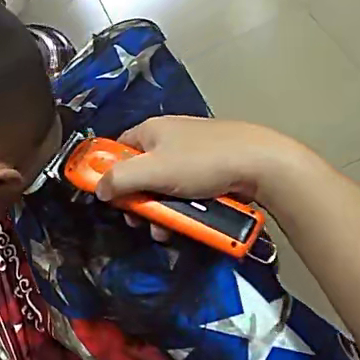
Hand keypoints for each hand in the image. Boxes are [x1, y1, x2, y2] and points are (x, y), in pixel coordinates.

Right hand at [93, 117, 311, 206]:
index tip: (108, 197)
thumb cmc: (204, 162)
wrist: (261, 165)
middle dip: (139, 202)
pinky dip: (184, 210)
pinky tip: (188, 224)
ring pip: (164, 189)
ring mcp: (192, 157)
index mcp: (152, 130)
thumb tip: (98, 189)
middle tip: (141, 220)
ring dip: (162, 212)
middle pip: (140, 174)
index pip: (117, 149)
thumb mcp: (153, 170)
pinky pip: (187, 194)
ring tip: (166, 229)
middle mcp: (170, 139)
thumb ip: (120, 179)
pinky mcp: (211, 173)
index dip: (108, 172)